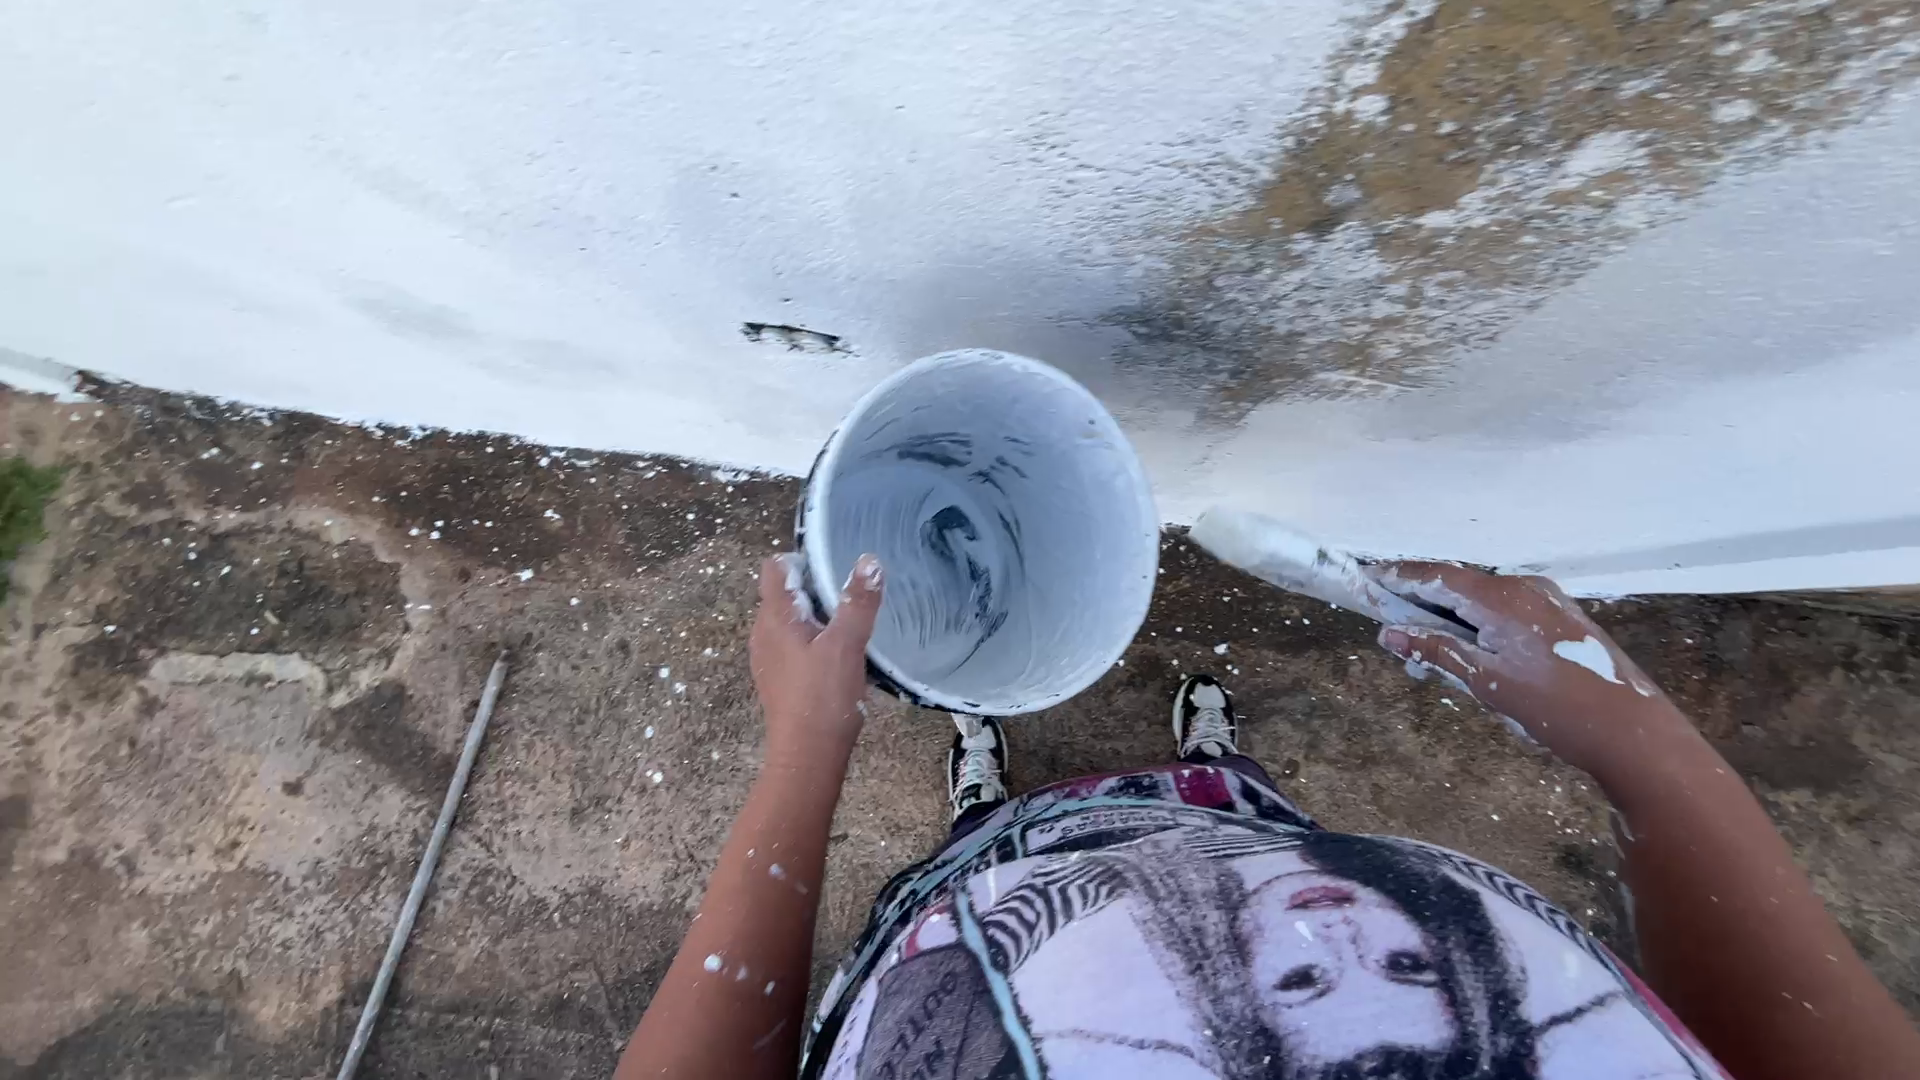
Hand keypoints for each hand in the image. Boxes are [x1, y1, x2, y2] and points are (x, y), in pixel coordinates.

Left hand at [749, 552, 883, 767]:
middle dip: (814, 588)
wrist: (808, 755)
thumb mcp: (847, 643)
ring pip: (790, 620)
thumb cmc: (824, 696)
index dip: (801, 560)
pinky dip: (812, 640)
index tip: (832, 569)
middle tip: (849, 597)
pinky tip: (837, 656)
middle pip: (783, 593)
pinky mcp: (778, 678)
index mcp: (774, 617)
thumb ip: (858, 601)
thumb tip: (869, 561)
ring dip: (816, 616)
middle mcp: (763, 633)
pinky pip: (793, 644)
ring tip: (848, 625)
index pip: (775, 568)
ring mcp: (768, 658)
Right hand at [1368, 561, 1694, 776]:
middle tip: (1389, 615)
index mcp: (1503, 597)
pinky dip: (1475, 620)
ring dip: (1448, 613)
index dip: (1398, 576)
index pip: (1437, 576)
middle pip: (1459, 583)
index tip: (1367, 577)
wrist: (1637, 738)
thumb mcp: (1485, 681)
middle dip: (1421, 598)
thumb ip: (1435, 650)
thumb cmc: (1554, 708)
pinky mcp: (1562, 619)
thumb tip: (1388, 633)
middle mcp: (1525, 588)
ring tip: (1423, 638)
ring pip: (1481, 598)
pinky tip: (1466, 644)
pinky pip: (1504, 608)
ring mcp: (1548, 601)